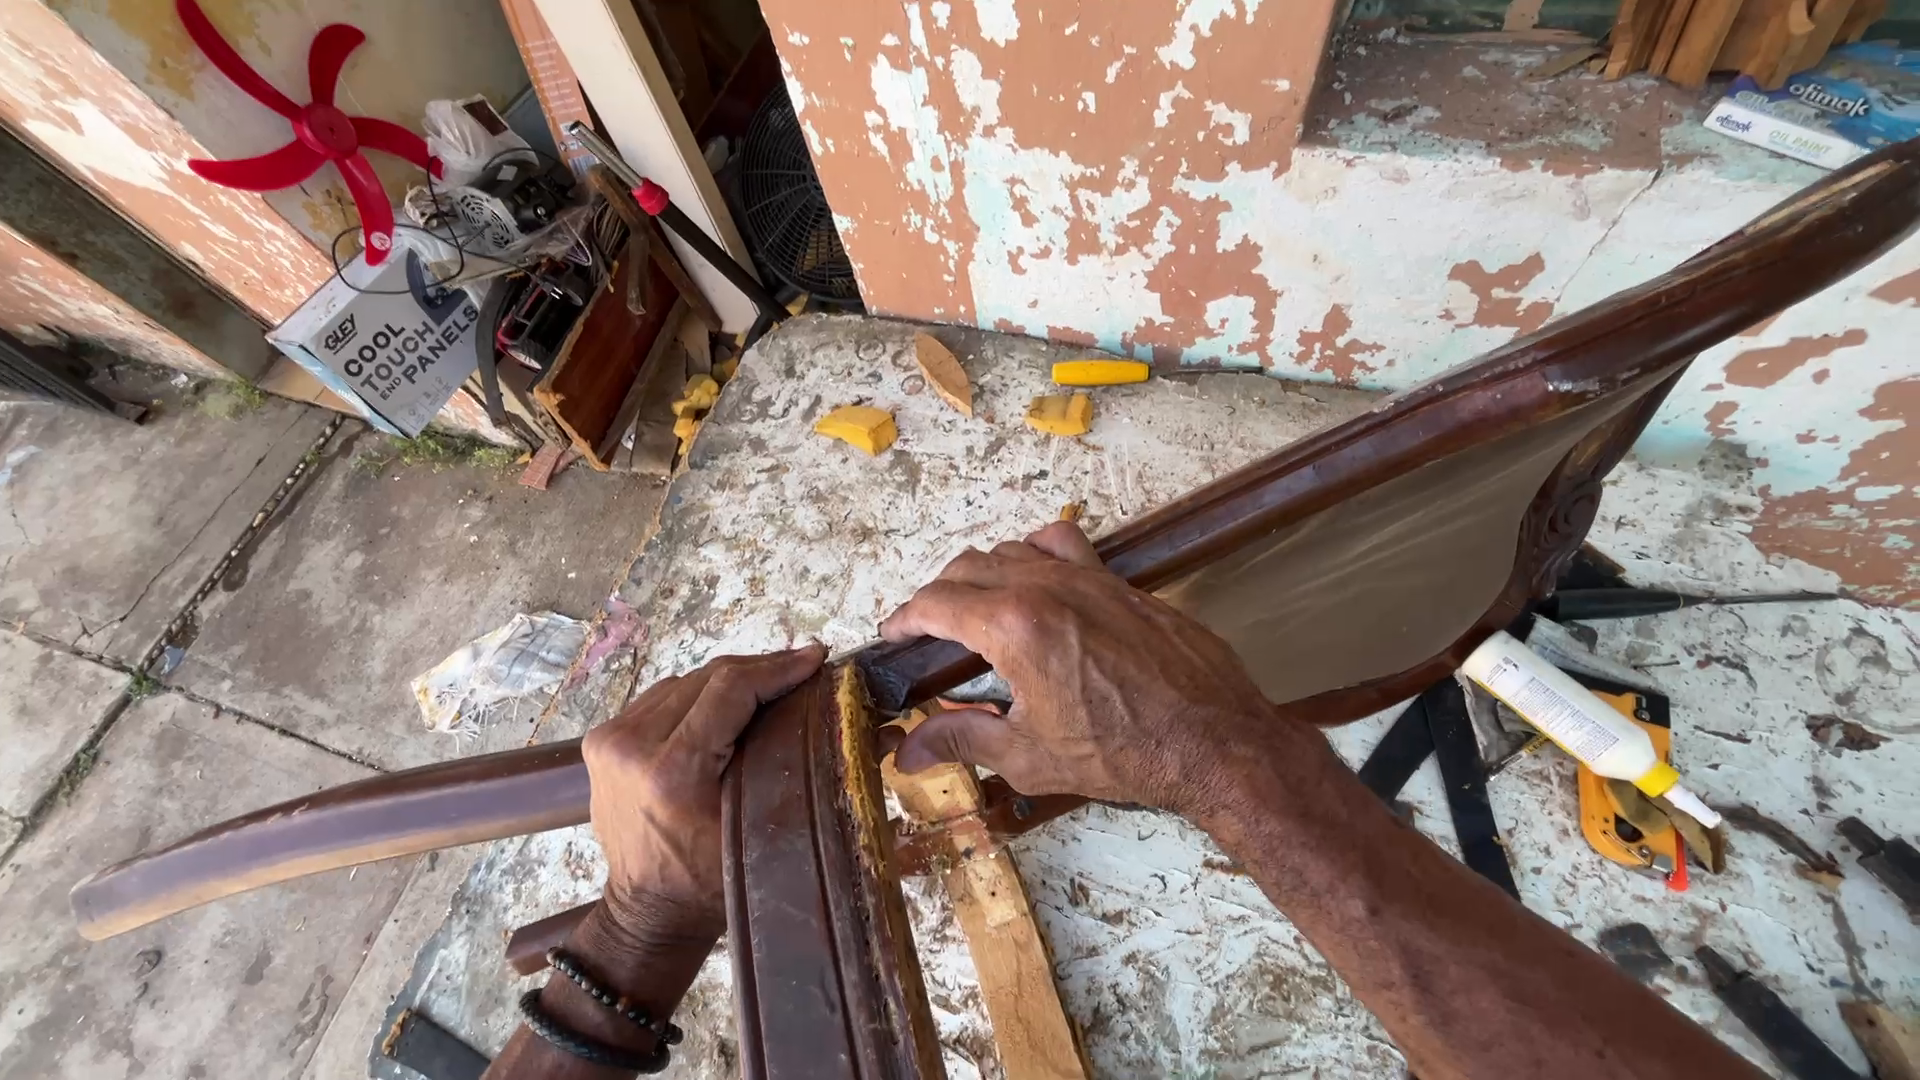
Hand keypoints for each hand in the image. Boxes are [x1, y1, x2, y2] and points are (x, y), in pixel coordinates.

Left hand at [581, 645, 826, 941]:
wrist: (645, 914)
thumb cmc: (712, 883)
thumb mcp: (769, 830)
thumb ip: (820, 772)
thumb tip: (885, 731)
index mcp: (671, 770)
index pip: (730, 689)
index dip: (778, 668)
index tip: (817, 658)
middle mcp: (631, 745)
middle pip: (708, 677)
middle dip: (761, 669)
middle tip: (803, 669)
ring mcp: (610, 739)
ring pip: (686, 681)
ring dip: (731, 679)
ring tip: (772, 682)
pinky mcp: (603, 739)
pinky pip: (665, 695)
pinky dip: (701, 692)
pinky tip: (729, 700)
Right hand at [878, 522, 1297, 817]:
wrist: (1213, 739)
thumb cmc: (1121, 753)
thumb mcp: (1029, 756)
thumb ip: (961, 740)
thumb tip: (906, 754)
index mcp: (1013, 627)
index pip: (935, 603)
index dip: (904, 618)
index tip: (893, 635)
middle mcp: (1043, 586)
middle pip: (965, 568)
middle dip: (936, 596)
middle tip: (929, 632)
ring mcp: (1084, 575)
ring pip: (1010, 550)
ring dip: (979, 573)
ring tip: (975, 609)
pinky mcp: (1115, 578)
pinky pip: (1060, 543)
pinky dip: (1033, 550)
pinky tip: (1034, 576)